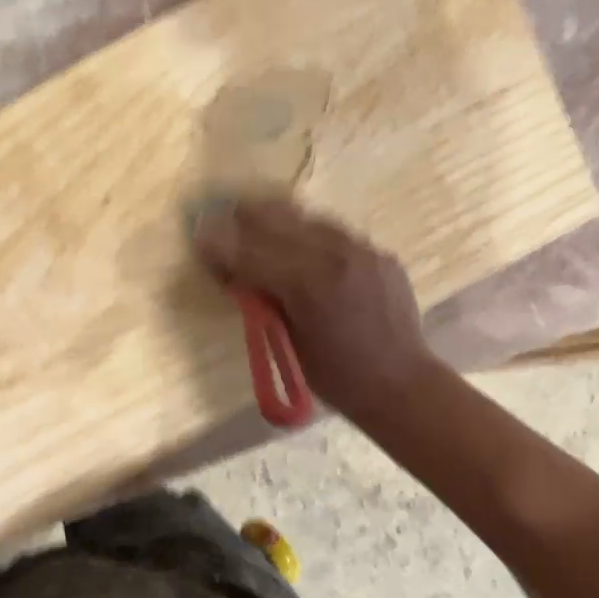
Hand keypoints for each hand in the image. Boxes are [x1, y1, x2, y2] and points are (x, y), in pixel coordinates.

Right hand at [192, 198, 438, 410]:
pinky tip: (297, 241)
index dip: (222, 244)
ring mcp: (363, 249)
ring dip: (277, 218)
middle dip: (244, 217)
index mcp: (308, 283)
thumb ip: (263, 301)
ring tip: (252, 215)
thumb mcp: (286, 342)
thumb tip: (234, 274)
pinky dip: (308, 234)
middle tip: (219, 214)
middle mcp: (337, 255)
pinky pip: (335, 234)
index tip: (198, 235)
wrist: (399, 383)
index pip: (253, 252)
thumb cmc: (335, 377)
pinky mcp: (378, 253)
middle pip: (279, 221)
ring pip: (308, 219)